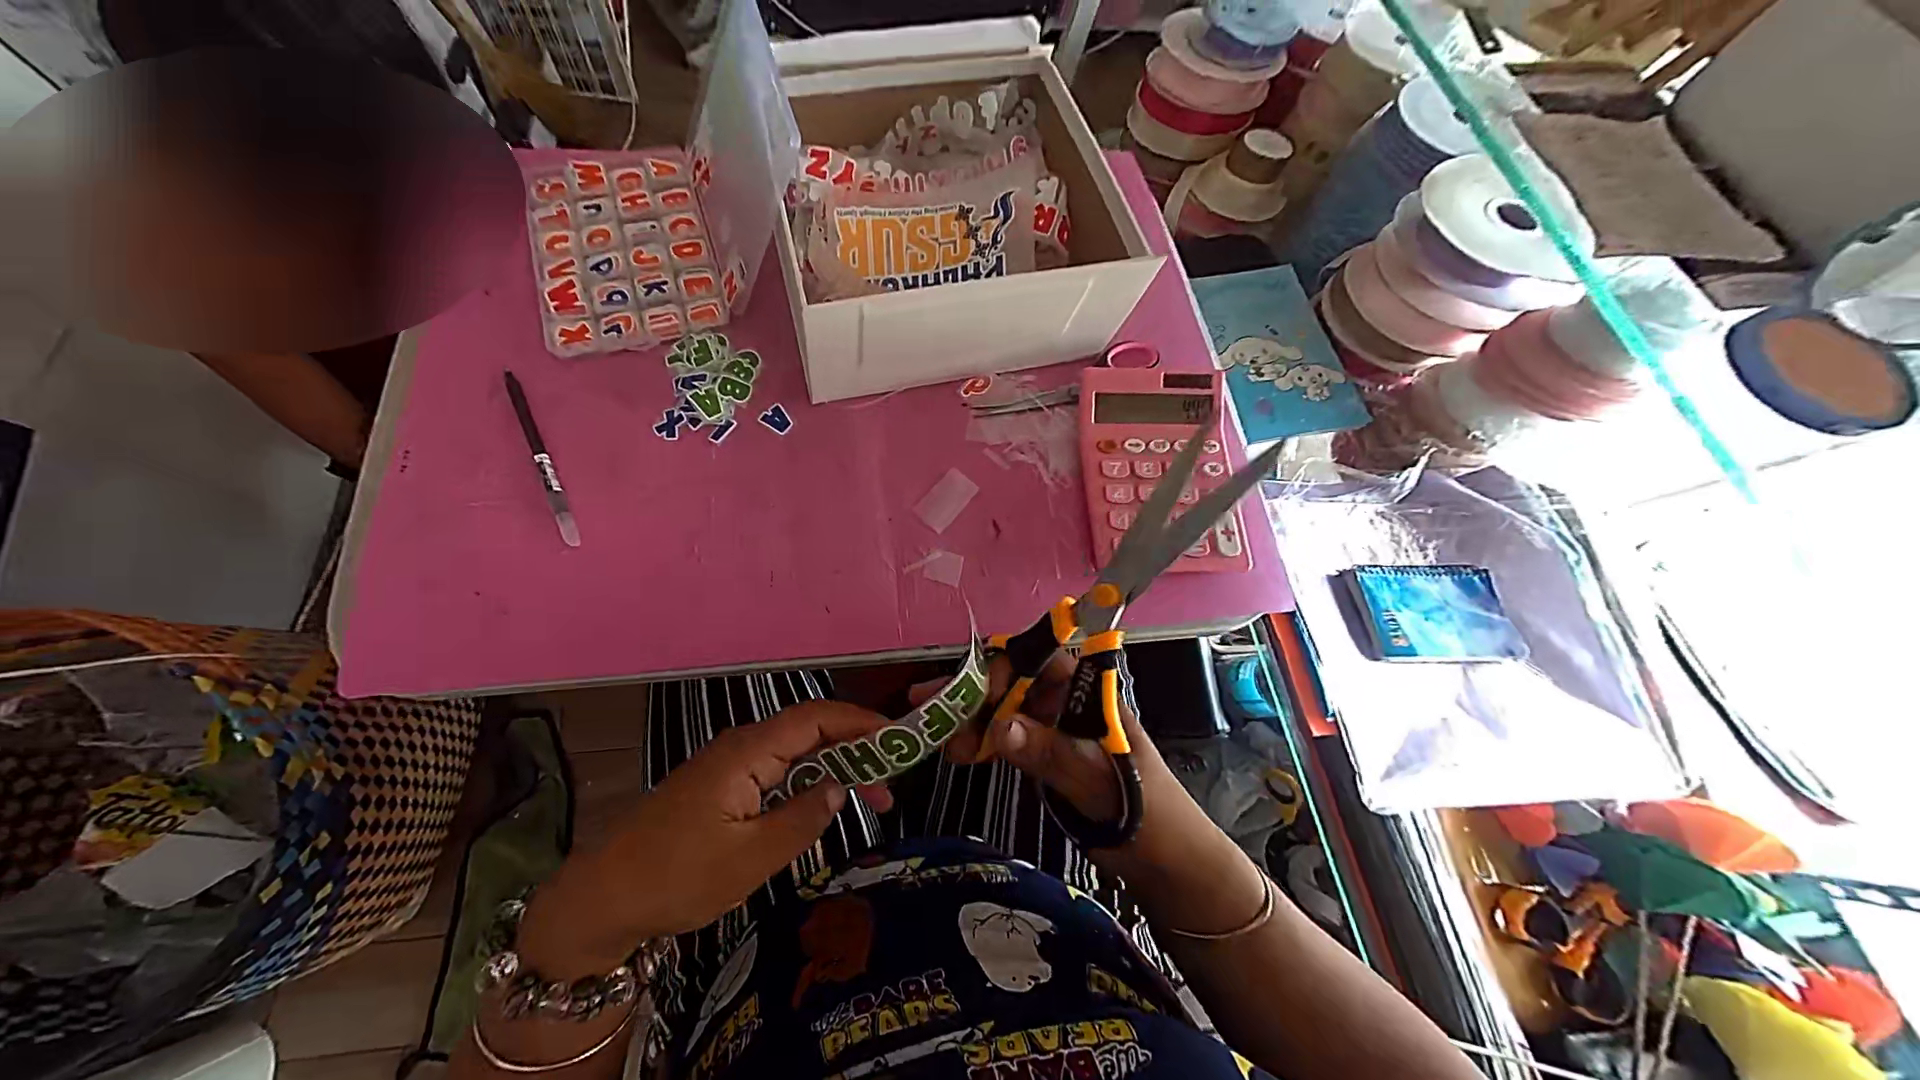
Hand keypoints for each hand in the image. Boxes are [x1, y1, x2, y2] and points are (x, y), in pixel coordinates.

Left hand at [517, 701, 891, 976]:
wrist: (601, 899)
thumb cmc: (676, 877)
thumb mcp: (751, 859)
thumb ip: (803, 819)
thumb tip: (839, 788)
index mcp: (748, 752)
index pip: (817, 718)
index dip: (861, 722)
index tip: (899, 739)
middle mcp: (741, 747)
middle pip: (810, 731)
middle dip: (856, 748)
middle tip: (892, 784)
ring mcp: (729, 765)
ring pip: (795, 752)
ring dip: (835, 767)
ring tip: (871, 797)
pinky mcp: (721, 786)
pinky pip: (776, 770)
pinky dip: (808, 781)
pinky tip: (823, 803)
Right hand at [914, 650, 1156, 826]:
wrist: (1171, 864)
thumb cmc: (1149, 813)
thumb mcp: (1098, 781)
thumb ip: (1050, 752)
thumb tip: (1000, 726)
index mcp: (1089, 693)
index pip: (1038, 660)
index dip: (1000, 667)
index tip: (968, 692)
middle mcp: (1069, 703)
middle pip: (1012, 683)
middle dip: (972, 692)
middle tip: (928, 704)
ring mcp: (1056, 730)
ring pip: (1005, 710)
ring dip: (970, 719)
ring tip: (936, 736)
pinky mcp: (1048, 756)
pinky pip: (1008, 739)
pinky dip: (982, 743)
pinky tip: (958, 753)